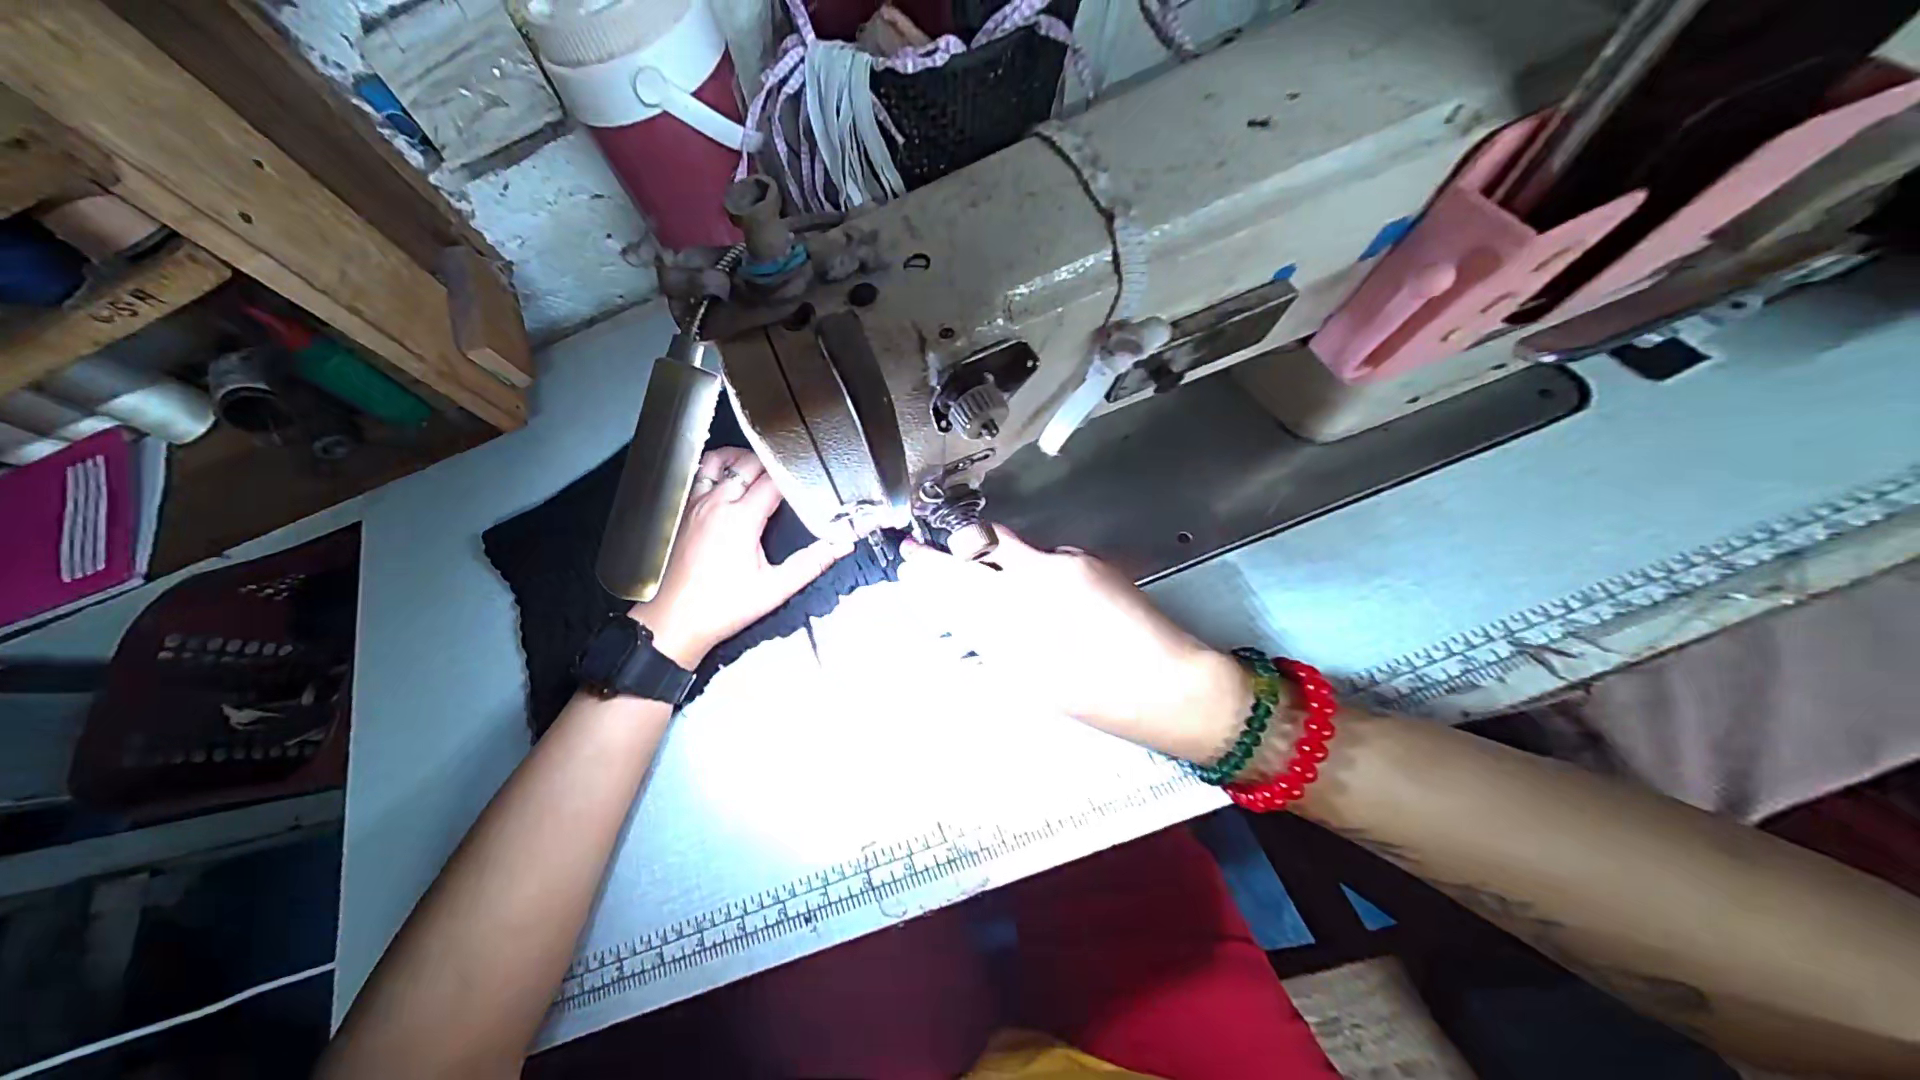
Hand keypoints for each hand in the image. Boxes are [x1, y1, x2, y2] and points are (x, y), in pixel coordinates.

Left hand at [630, 448, 852, 667]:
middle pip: (748, 463)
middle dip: (772, 463)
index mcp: (740, 519)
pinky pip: (698, 474)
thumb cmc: (720, 607)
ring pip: (719, 460)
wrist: (675, 621)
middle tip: (790, 472)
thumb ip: (811, 563)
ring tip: (759, 466)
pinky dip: (715, 467)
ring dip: (742, 458)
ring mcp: (694, 505)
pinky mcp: (682, 512)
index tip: (807, 477)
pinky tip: (726, 477)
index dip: (794, 474)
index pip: (774, 480)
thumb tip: (839, 545)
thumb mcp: (776, 589)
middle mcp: (715, 505)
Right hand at [896, 528, 1255, 765]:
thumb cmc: (1097, 698)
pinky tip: (1054, 594)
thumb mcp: (1031, 680)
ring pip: (1010, 548)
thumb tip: (969, 622)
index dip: (927, 569)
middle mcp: (1029, 589)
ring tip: (995, 576)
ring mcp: (1058, 569)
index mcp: (1009, 628)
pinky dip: (1039, 569)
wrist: (1166, 683)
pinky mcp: (1085, 561)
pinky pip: (1048, 557)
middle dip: (948, 550)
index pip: (953, 585)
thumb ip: (993, 643)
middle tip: (929, 551)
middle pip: (974, 552)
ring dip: (994, 556)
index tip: (911, 559)